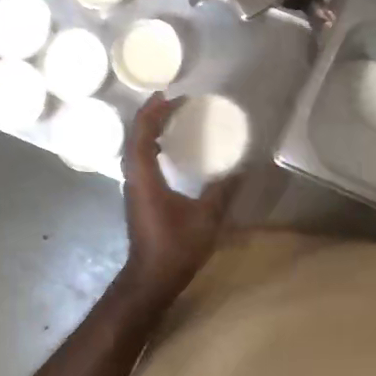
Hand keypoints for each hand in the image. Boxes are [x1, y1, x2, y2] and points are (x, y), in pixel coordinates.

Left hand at [120, 95, 236, 298]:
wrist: (151, 278)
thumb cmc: (175, 247)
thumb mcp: (206, 217)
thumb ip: (222, 190)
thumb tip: (242, 167)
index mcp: (144, 177)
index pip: (142, 134)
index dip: (154, 112)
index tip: (172, 97)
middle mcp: (133, 178)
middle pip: (134, 137)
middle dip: (151, 116)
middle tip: (172, 101)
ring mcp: (133, 190)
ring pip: (134, 150)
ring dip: (149, 131)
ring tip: (170, 119)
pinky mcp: (137, 200)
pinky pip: (139, 163)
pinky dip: (150, 148)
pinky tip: (167, 151)